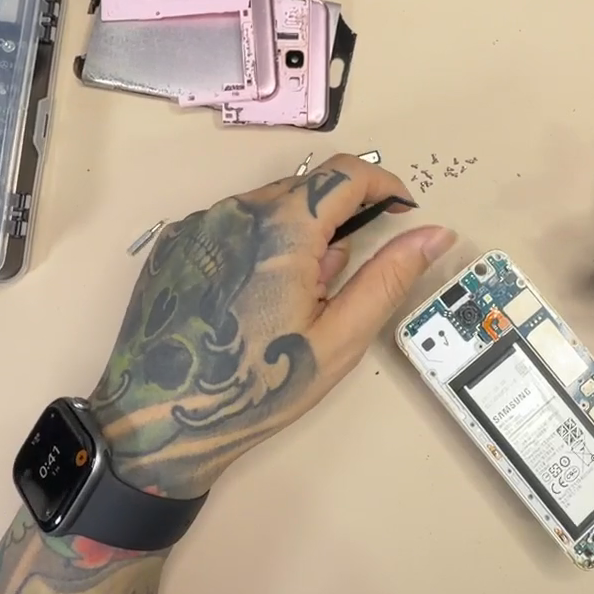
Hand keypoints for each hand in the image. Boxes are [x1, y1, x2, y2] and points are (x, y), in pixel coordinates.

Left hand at [90, 154, 456, 499]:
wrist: (158, 421)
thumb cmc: (259, 385)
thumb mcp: (339, 337)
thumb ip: (389, 276)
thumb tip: (435, 233)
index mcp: (282, 228)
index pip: (346, 172)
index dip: (384, 184)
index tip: (401, 211)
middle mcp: (236, 211)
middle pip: (307, 188)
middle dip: (337, 219)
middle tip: (337, 281)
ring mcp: (199, 224)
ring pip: (269, 204)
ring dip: (296, 232)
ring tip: (288, 298)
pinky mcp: (175, 242)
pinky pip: (233, 223)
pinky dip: (258, 242)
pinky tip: (247, 296)